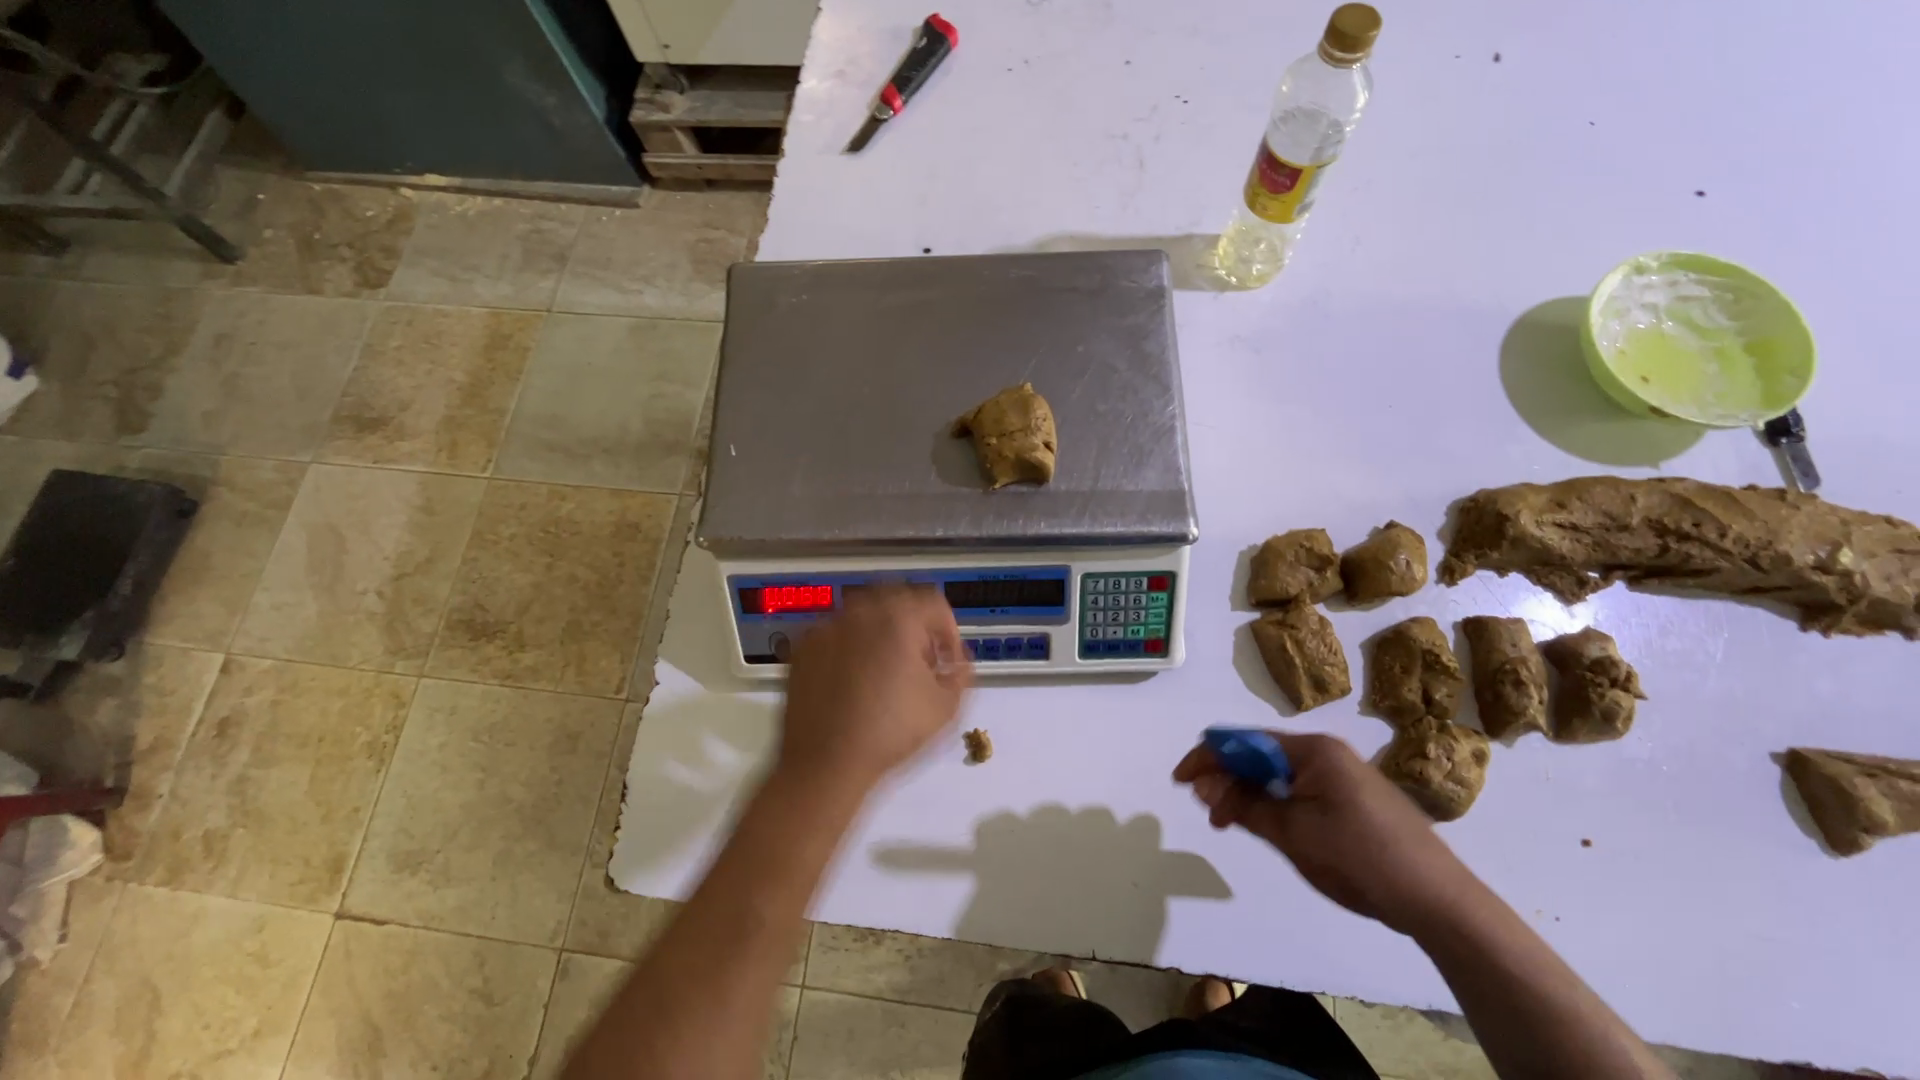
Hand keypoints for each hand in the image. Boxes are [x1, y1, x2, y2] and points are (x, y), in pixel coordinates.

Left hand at [777, 587, 971, 789]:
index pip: (934, 602)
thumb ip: (960, 672)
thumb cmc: (891, 732)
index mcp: (899, 617)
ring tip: (886, 669)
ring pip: (863, 614)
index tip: (947, 661)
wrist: (825, 762)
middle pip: (898, 600)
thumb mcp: (945, 706)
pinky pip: (836, 633)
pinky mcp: (804, 646)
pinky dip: (850, 645)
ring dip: (881, 631)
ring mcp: (827, 625)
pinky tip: (854, 679)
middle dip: (914, 625)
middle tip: (920, 660)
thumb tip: (955, 660)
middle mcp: (861, 610)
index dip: (948, 630)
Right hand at [1173, 731, 1481, 936]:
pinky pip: (1301, 790)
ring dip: (1250, 794)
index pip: (1245, 740)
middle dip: (1228, 778)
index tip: (1181, 782)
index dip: (1208, 757)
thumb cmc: (1359, 859)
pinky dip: (1276, 804)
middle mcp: (1329, 753)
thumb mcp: (1291, 833)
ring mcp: (1345, 776)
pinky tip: (1270, 827)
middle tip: (1211, 815)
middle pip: (1261, 754)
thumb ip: (1244, 803)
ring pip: (1280, 775)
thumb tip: (1204, 781)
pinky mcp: (1355, 800)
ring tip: (1233, 825)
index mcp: (1314, 750)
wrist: (1437, 899)